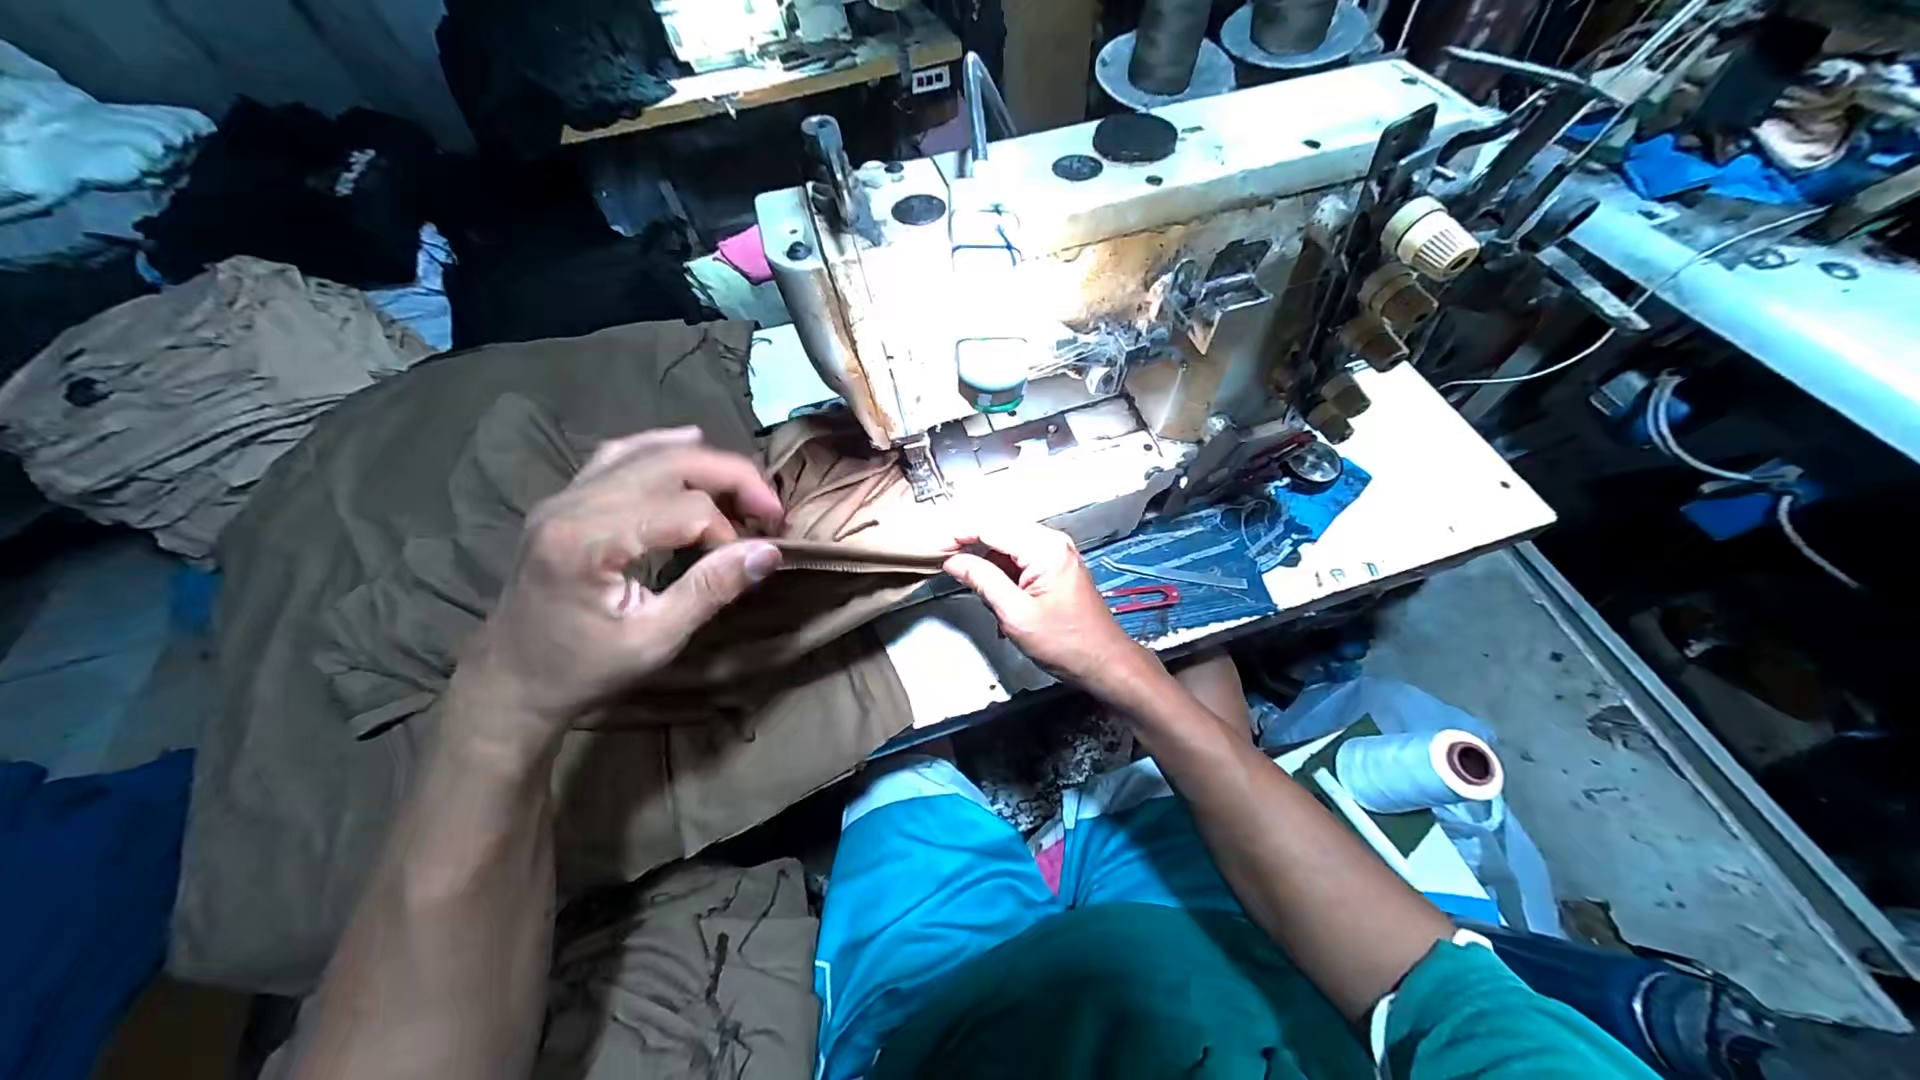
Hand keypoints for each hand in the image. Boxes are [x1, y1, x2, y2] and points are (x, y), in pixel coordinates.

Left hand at [452, 427, 785, 740]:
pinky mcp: (565, 499)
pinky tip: (690, 443)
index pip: (685, 509)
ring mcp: (563, 496)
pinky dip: (662, 449)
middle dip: (732, 479)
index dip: (728, 531)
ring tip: (743, 488)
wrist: (510, 682)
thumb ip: (711, 589)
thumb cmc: (583, 670)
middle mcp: (571, 504)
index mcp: (588, 541)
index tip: (746, 564)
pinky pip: (620, 455)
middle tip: (770, 510)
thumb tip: (769, 551)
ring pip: (649, 452)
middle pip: (671, 463)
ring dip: (705, 464)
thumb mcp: (655, 640)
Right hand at [943, 521, 1154, 694]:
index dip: (959, 534)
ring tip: (976, 591)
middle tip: (947, 566)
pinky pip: (1020, 560)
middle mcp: (1052, 542)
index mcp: (1045, 548)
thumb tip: (954, 561)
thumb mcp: (1015, 614)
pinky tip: (997, 599)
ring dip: (988, 565)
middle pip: (999, 531)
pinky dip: (1003, 575)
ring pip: (1007, 547)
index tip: (936, 548)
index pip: (992, 526)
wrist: (1104, 662)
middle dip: (972, 548)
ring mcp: (1056, 553)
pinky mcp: (1055, 567)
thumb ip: (983, 581)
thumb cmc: (1065, 642)